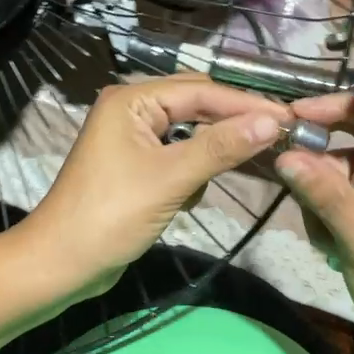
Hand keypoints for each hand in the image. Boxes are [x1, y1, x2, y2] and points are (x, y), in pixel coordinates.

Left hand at [19, 75, 289, 298]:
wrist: (63, 262)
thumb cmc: (112, 215)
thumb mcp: (171, 179)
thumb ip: (221, 147)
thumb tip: (271, 120)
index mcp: (131, 99)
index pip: (200, 91)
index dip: (245, 104)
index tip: (290, 118)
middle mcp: (130, 109)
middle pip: (195, 105)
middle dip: (232, 122)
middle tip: (282, 135)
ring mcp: (131, 138)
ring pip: (188, 131)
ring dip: (212, 150)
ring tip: (253, 160)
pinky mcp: (134, 165)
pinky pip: (176, 155)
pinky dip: (193, 170)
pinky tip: (198, 191)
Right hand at [275, 101, 353, 353]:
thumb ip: (327, 195)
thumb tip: (285, 155)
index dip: (347, 105)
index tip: (303, 113)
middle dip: (326, 153)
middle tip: (289, 161)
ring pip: (346, 163)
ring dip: (323, 190)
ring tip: (323, 232)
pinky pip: (343, 188)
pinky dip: (327, 207)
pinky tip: (329, 240)